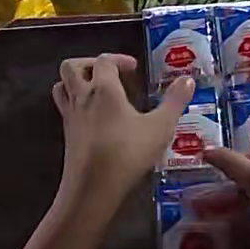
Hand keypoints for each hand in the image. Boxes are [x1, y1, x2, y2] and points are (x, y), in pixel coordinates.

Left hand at [53, 54, 191, 202]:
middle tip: (109, 74)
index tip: (133, 69)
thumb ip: (175, 102)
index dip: (119, 59)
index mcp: (103, 89)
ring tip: (98, 91)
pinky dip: (77, 105)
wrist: (92, 189)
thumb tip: (188, 79)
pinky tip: (96, 119)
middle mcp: (82, 97)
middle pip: (71, 67)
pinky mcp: (67, 135)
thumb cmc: (127, 154)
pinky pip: (65, 109)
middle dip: (88, 63)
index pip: (104, 60)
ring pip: (61, 87)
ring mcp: (70, 117)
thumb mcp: (160, 127)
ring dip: (76, 82)